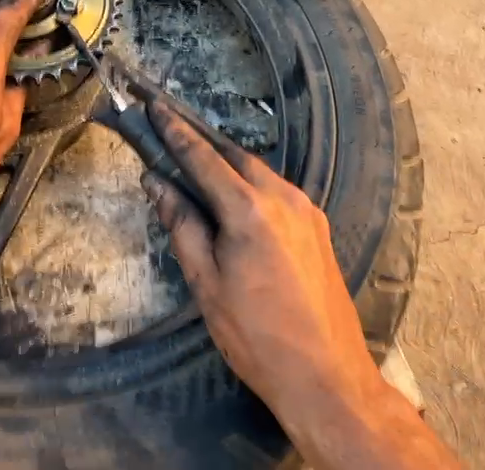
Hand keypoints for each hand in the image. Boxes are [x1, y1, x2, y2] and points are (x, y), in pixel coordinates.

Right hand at [146, 105, 460, 469]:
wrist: (329, 378)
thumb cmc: (256, 335)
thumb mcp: (206, 283)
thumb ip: (182, 225)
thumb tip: (157, 183)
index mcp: (249, 209)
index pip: (203, 157)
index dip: (175, 130)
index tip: (156, 106)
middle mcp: (283, 198)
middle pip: (235, 157)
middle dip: (204, 144)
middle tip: (173, 135)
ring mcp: (308, 211)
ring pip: (260, 173)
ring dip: (229, 167)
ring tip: (200, 173)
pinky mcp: (320, 228)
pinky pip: (278, 192)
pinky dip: (251, 187)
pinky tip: (237, 204)